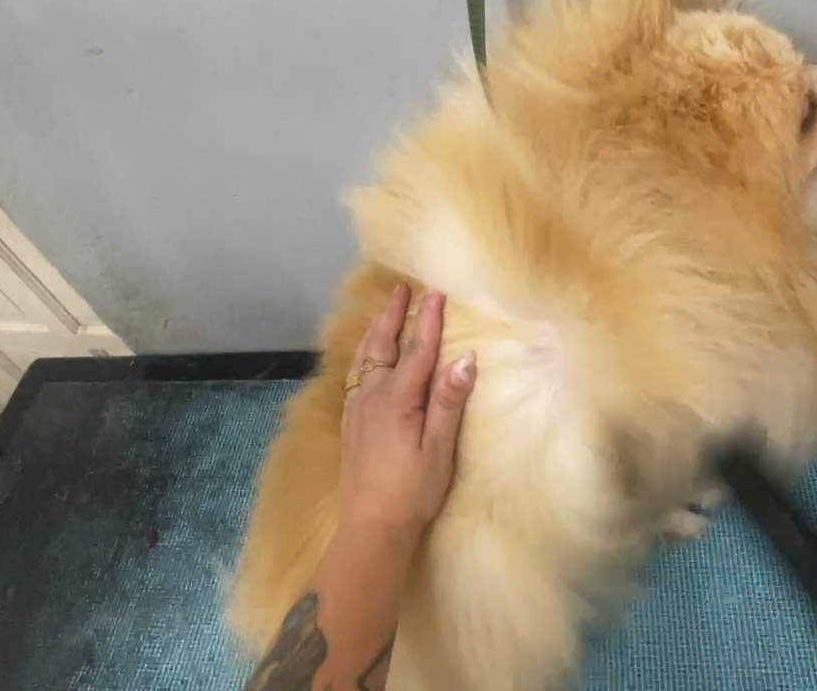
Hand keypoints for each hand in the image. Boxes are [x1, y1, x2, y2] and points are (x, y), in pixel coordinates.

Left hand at [336, 284, 475, 543]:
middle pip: (383, 344)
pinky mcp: (350, 422)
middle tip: (401, 288)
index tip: (436, 291)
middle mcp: (373, 395)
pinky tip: (365, 358)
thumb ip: (448, 400)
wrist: (370, 527)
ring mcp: (357, 408)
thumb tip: (466, 357)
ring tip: (383, 313)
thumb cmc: (412, 489)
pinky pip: (355, 374)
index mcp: (398, 398)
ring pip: (365, 357)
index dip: (428, 319)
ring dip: (376, 331)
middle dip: (393, 315)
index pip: (418, 349)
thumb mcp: (439, 448)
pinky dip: (363, 354)